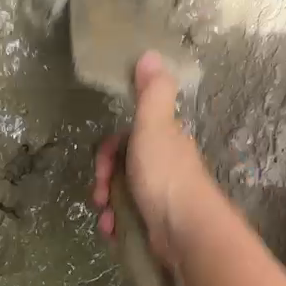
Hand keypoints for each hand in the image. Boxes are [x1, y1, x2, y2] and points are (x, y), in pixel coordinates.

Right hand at [92, 51, 222, 260]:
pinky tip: (114, 232)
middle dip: (104, 183)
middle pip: (120, 170)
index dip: (108, 152)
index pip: (125, 141)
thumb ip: (150, 94)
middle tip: (101, 196)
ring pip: (121, 197)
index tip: (103, 168)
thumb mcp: (154, 127)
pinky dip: (116, 226)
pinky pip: (126, 221)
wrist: (184, 231)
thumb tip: (149, 53)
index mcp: (163, 142)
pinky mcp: (154, 225)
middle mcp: (162, 167)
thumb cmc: (165, 177)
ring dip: (107, 208)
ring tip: (108, 220)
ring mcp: (159, 198)